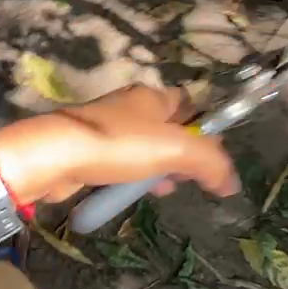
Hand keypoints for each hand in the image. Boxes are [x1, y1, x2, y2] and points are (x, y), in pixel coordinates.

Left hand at [0, 84, 241, 205]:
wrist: (56, 156)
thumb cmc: (119, 144)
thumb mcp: (175, 149)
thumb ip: (209, 162)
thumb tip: (231, 182)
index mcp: (149, 96)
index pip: (188, 103)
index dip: (205, 127)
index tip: (213, 157)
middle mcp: (128, 106)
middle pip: (168, 129)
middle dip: (182, 155)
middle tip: (190, 179)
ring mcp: (106, 129)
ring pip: (145, 149)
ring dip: (158, 170)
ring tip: (164, 190)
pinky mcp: (89, 151)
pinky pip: (121, 164)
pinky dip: (132, 178)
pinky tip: (134, 193)